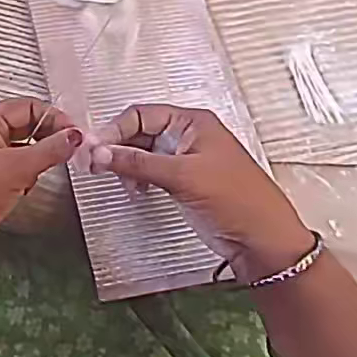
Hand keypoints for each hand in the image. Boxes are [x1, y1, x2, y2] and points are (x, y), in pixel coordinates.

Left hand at [0, 98, 82, 243]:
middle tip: (70, 151)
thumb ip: (50, 149)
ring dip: (37, 159)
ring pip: (24, 146)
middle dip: (48, 139)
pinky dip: (27, 173)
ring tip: (41, 171)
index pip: (29, 107)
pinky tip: (27, 185)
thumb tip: (73, 135)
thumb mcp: (18, 168)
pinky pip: (17, 164)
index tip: (75, 134)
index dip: (55, 118)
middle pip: (27, 125)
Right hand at [86, 104, 313, 276]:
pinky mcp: (181, 180)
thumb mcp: (182, 176)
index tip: (94, 149)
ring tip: (121, 181)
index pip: (141, 115)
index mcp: (193, 122)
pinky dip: (136, 178)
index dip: (115, 130)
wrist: (262, 241)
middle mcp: (187, 135)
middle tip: (96, 166)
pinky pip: (148, 170)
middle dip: (117, 148)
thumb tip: (99, 152)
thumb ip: (137, 162)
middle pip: (138, 132)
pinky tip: (135, 189)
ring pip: (140, 152)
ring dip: (125, 165)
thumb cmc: (235, 200)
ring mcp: (184, 158)